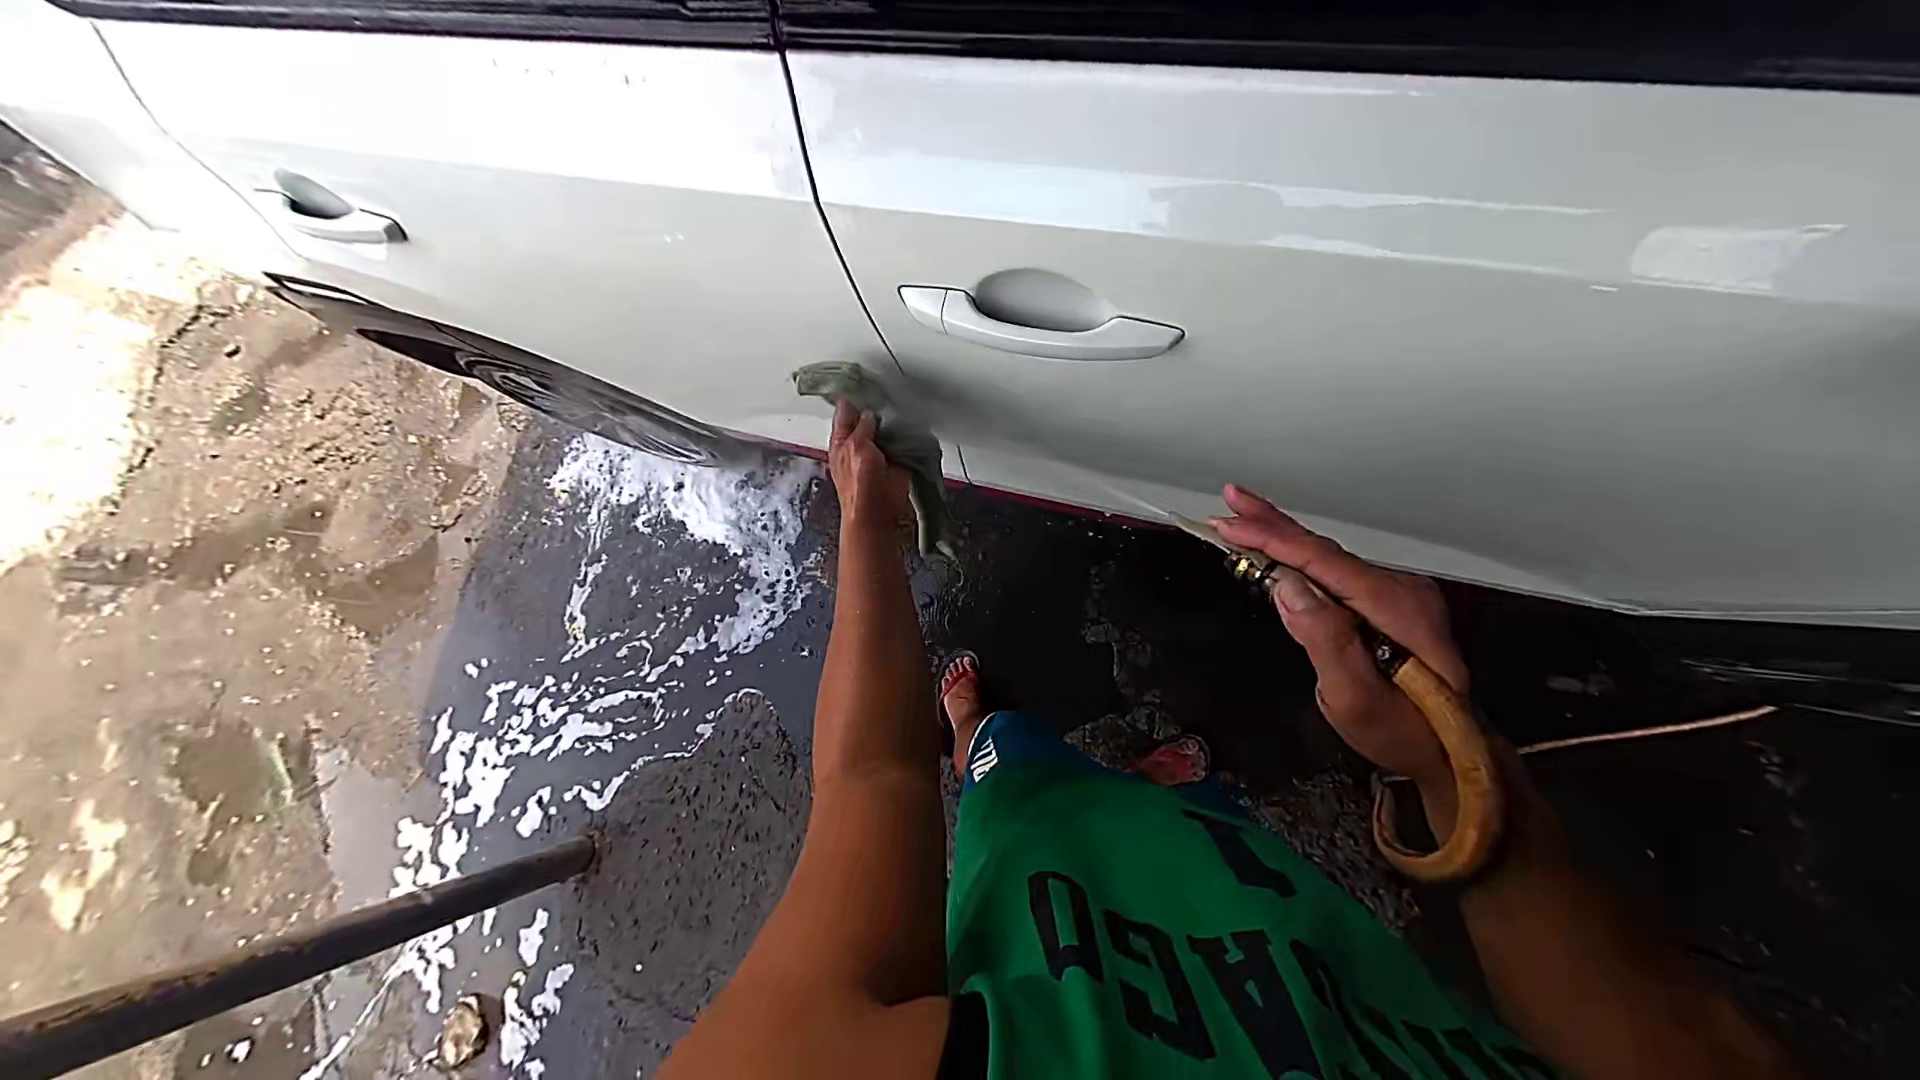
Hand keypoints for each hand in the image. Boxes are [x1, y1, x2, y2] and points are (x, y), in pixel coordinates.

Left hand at [828, 400, 910, 525]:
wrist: (878, 511)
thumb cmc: (860, 485)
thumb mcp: (856, 447)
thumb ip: (863, 427)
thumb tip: (870, 414)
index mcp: (842, 439)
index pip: (845, 410)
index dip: (852, 396)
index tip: (861, 378)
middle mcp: (859, 443)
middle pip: (868, 418)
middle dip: (876, 407)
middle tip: (886, 389)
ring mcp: (878, 451)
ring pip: (886, 428)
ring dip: (893, 421)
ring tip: (900, 404)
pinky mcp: (896, 460)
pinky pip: (903, 442)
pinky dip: (907, 435)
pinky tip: (911, 424)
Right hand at [1211, 484, 1466, 791]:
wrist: (1449, 754)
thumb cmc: (1404, 733)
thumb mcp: (1358, 699)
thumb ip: (1326, 639)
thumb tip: (1288, 586)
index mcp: (1397, 610)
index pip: (1325, 562)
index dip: (1274, 540)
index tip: (1230, 527)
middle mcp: (1398, 590)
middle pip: (1324, 549)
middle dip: (1272, 523)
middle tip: (1230, 500)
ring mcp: (1391, 593)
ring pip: (1325, 555)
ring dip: (1279, 534)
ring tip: (1241, 515)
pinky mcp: (1380, 601)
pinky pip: (1330, 568)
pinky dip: (1295, 552)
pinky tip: (1275, 543)